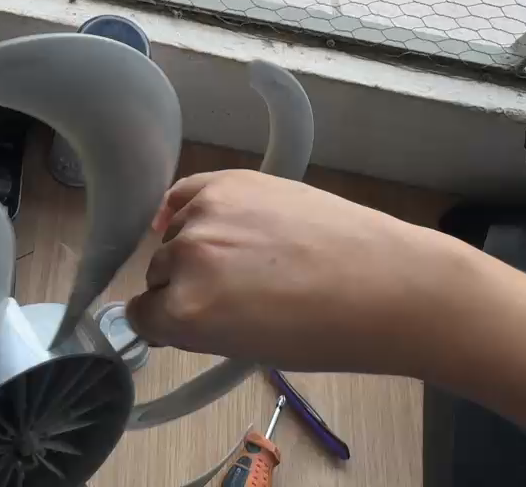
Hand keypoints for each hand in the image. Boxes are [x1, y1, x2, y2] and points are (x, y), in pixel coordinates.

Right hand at [124, 169, 525, 432]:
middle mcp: (184, 256)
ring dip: (188, 246)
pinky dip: (184, 209)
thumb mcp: (246, 348)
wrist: (384, 282)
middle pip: (155, 273)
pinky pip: (181, 194)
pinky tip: (207, 219)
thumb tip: (172, 307)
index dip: (163, 323)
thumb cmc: (325, 332)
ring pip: (168, 234)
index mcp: (187, 312)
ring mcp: (205, 211)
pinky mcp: (226, 179)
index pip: (141, 317)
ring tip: (236, 258)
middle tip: (220, 293)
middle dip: (178, 285)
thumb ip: (196, 325)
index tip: (179, 323)